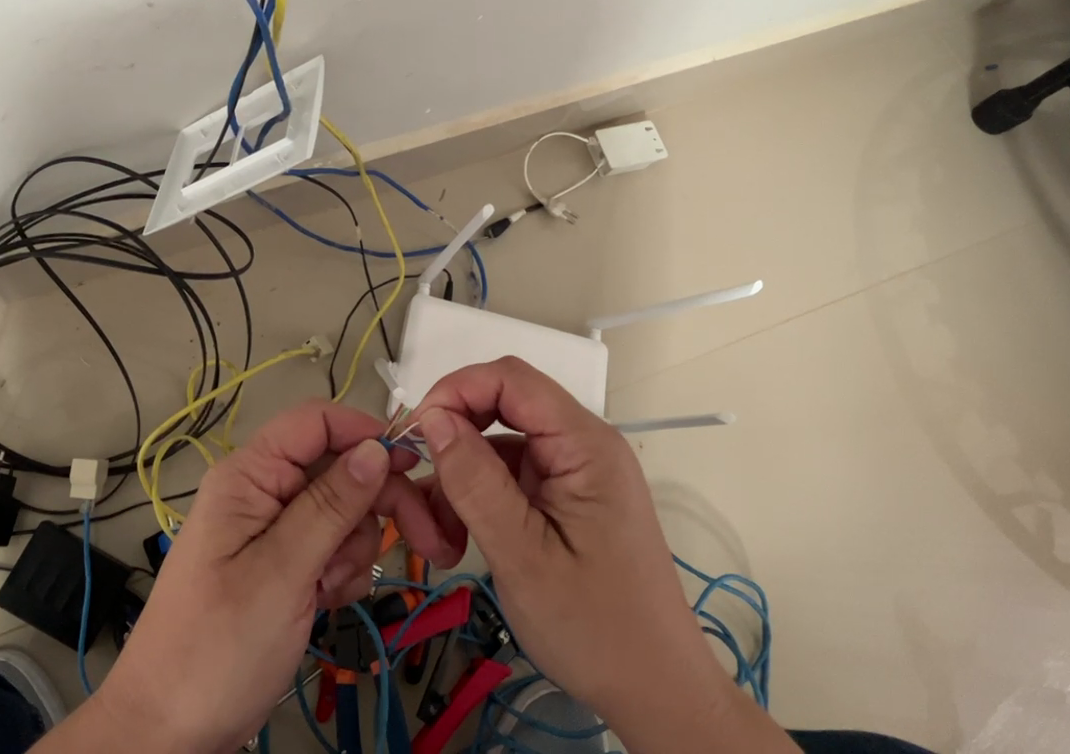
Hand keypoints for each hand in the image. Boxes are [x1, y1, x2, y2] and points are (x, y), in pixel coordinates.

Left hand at [36, 402, 460, 753]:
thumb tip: (377, 448)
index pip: (315, 422)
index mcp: (249, 476)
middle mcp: (262, 493)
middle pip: (339, 467)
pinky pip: (333, 548)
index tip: (414, 465)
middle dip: (378, 502)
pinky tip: (325, 602)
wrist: (172, 728)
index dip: (365, 432)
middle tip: (425, 541)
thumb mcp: (281, 572)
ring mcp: (273, 532)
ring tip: (329, 588)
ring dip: (354, 548)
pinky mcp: (284, 566)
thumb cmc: (219, 647)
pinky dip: (342, 572)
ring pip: (343, 511)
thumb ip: (331, 506)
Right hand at [415, 357, 795, 753]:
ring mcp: (573, 472)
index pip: (510, 378)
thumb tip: (431, 418)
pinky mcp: (564, 498)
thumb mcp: (523, 556)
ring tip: (434, 534)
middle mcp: (582, 445)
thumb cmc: (595, 627)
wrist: (655, 692)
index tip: (413, 433)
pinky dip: (476, 499)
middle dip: (452, 435)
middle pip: (502, 406)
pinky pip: (508, 477)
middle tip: (413, 478)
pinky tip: (454, 538)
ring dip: (458, 477)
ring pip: (497, 444)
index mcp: (585, 445)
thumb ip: (475, 482)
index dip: (455, 390)